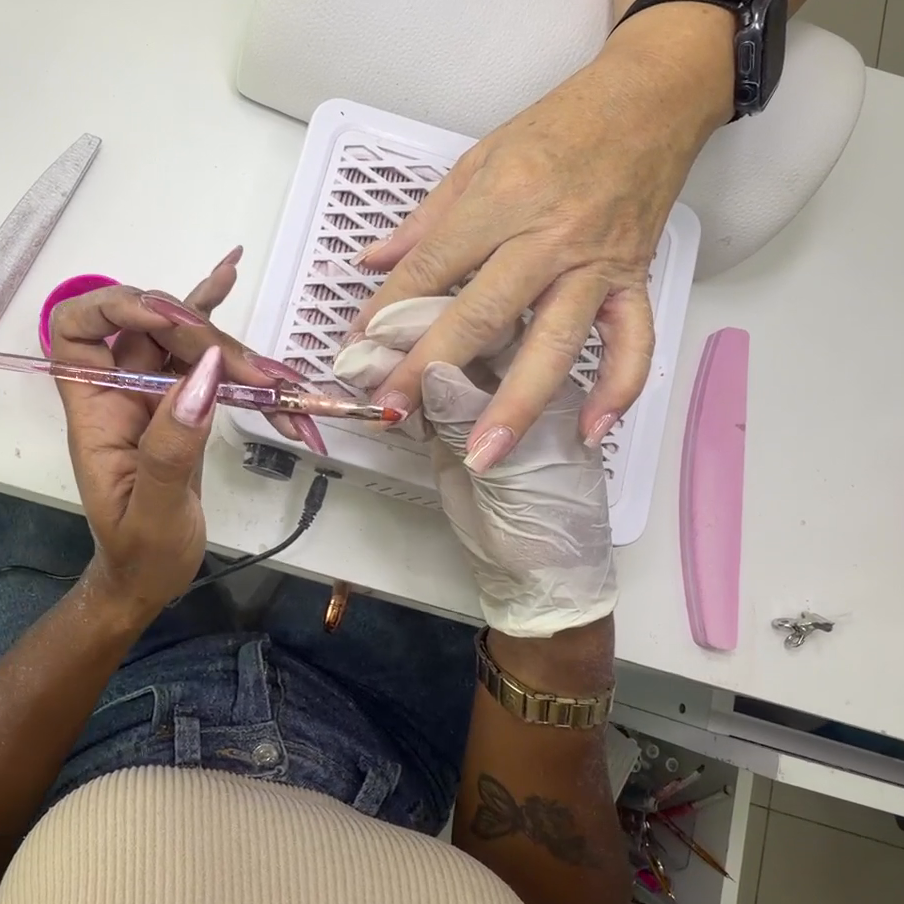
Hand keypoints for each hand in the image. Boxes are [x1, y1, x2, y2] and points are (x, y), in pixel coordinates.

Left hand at [50, 249, 325, 611]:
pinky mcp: (181, 401)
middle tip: (250, 374)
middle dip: (198, 339)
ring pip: (179, 340)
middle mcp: (117, 392)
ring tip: (271, 372)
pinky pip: (196, 354)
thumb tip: (205, 373)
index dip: (111, 309)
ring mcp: (150, 394)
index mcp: (94, 413)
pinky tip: (228, 276)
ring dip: (225, 345)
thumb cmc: (140, 556)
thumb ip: (172, 446)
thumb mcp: (155, 514)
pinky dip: (214, 320)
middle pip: (146, 330)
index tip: (164, 319)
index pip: (74, 335)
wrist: (148, 578)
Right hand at [336, 297, 616, 636]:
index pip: (493, 332)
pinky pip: (420, 404)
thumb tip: (432, 368)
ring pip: (432, 372)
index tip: (396, 324)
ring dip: (395, 368)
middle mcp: (511, 386)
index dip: (443, 324)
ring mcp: (477, 409)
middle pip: (456, 345)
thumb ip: (472, 416)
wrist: (537, 579)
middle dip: (409, 342)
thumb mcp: (516, 468)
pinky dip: (396, 398)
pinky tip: (371, 394)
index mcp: (546, 381)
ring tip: (357, 366)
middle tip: (363, 345)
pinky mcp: (451, 433)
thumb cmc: (547, 523)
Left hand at [347, 26, 729, 471]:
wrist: (653, 96)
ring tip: (483, 453)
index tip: (354, 352)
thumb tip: (370, 263)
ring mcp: (596, 265)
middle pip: (482, 314)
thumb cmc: (559, 125)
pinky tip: (589, 432)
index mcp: (501, 201)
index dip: (386, 312)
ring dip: (517, 404)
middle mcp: (548, 238)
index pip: (430, 268)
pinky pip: (633, 343)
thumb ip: (424, 222)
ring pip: (555, 343)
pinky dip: (619, 389)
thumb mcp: (478, 159)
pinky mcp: (636, 280)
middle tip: (395, 413)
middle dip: (432, 369)